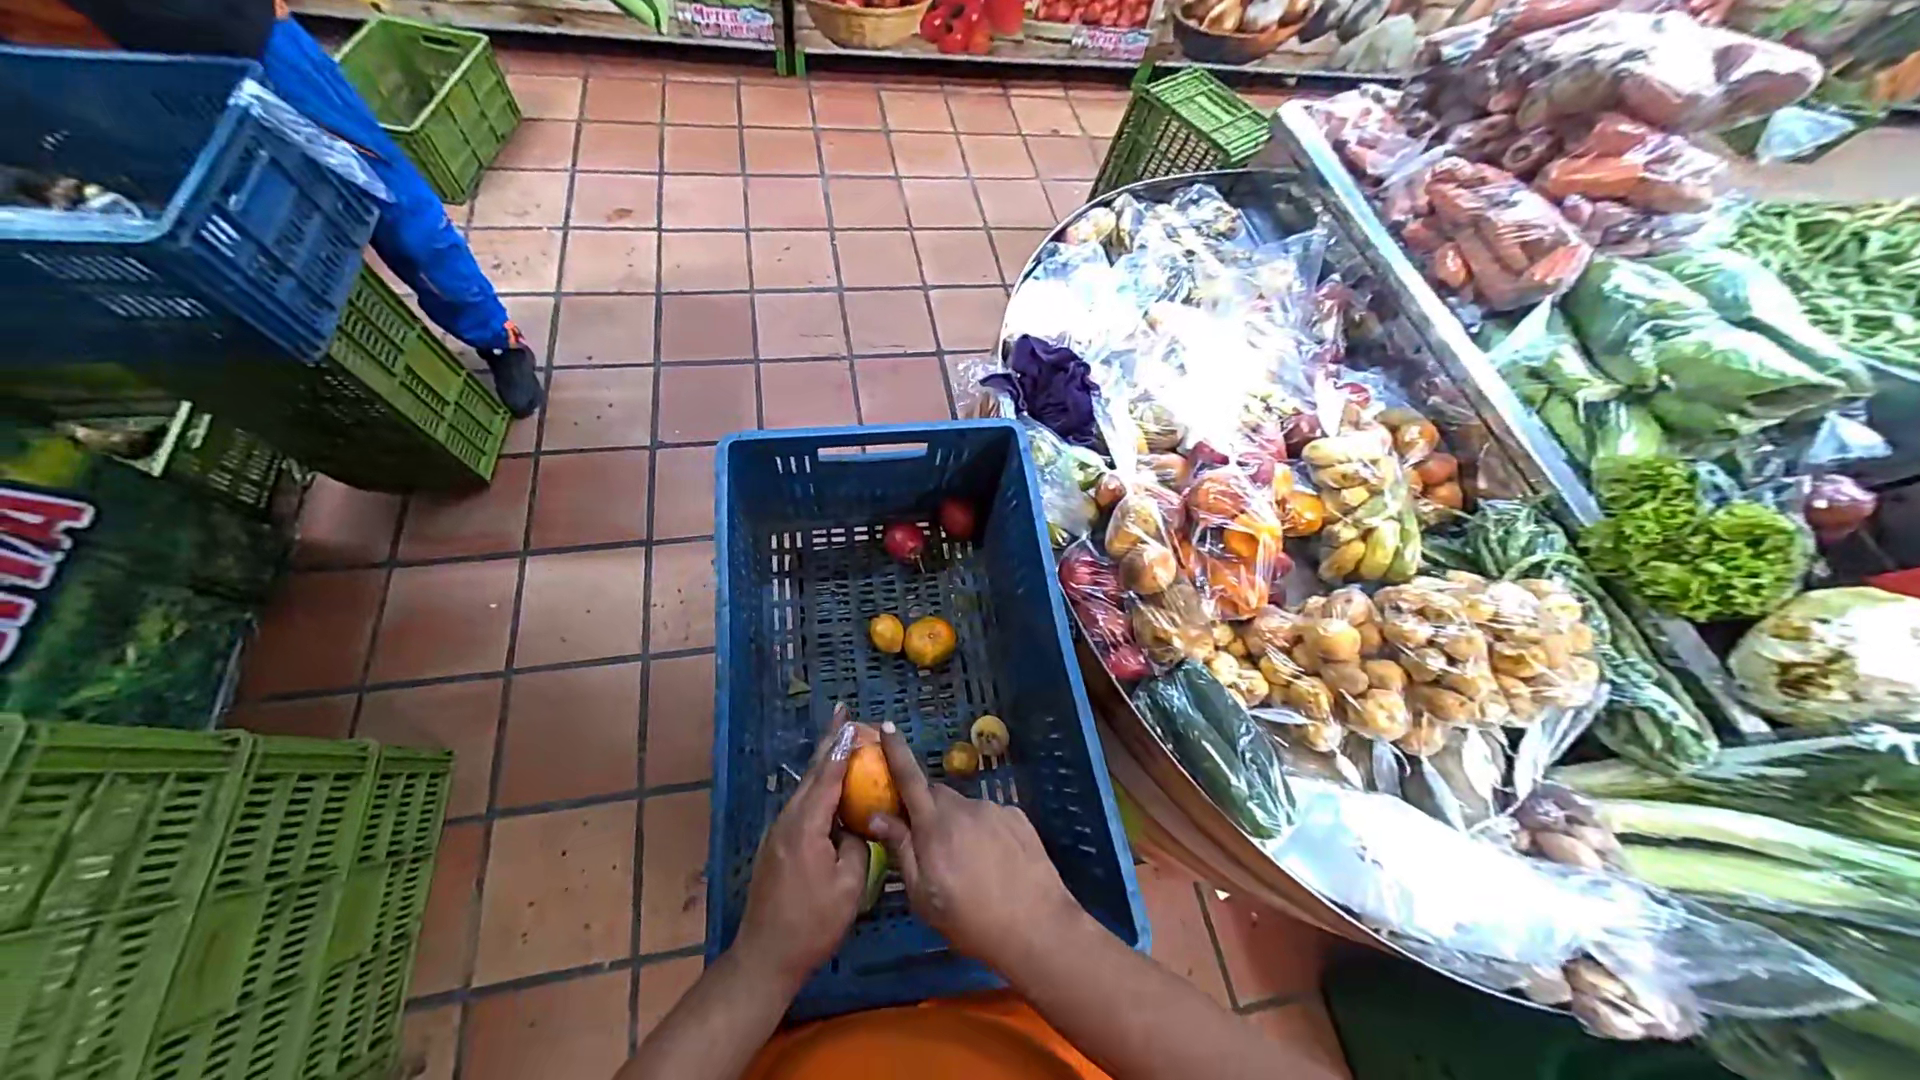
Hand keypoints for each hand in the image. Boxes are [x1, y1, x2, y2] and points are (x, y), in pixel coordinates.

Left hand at [733, 722, 870, 988]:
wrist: (765, 956)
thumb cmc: (812, 922)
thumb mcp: (849, 885)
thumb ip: (857, 844)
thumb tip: (856, 825)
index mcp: (806, 825)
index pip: (827, 775)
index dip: (841, 746)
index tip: (850, 719)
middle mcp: (788, 820)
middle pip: (811, 773)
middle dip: (828, 743)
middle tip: (843, 715)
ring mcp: (779, 832)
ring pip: (804, 788)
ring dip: (822, 764)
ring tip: (841, 744)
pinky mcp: (777, 845)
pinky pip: (801, 805)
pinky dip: (817, 788)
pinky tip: (829, 790)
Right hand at [867, 722, 1086, 974]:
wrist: (1037, 927)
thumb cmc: (970, 920)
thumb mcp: (923, 895)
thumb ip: (901, 849)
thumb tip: (878, 815)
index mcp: (935, 826)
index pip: (910, 778)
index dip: (896, 751)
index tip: (887, 726)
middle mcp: (964, 808)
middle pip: (936, 795)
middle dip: (926, 809)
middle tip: (928, 844)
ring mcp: (994, 809)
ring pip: (964, 808)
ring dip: (956, 824)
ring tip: (966, 864)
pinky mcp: (1018, 817)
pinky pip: (990, 816)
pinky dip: (983, 830)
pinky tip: (993, 862)